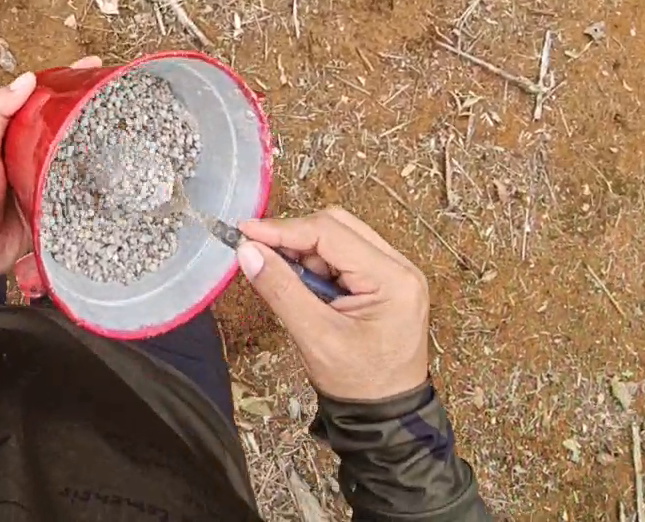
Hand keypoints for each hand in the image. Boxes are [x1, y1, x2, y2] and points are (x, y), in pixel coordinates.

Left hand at [0, 56, 101, 275]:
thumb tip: (28, 79)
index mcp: (14, 132)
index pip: (44, 98)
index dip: (68, 80)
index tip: (93, 66)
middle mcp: (32, 152)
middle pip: (66, 123)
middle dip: (91, 108)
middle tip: (118, 93)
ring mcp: (45, 179)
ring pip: (77, 154)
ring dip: (97, 143)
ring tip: (127, 126)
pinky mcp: (55, 206)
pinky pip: (79, 191)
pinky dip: (95, 182)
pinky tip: (117, 173)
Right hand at [236, 208, 429, 401]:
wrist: (386, 418)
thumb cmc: (357, 383)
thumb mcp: (315, 337)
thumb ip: (281, 289)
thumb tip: (247, 251)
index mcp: (393, 279)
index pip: (329, 233)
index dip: (283, 229)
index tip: (245, 232)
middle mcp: (399, 267)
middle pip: (335, 225)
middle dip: (294, 237)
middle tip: (262, 254)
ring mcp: (393, 271)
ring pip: (336, 234)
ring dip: (303, 249)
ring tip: (286, 277)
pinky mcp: (383, 279)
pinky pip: (341, 252)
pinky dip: (314, 261)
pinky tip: (303, 283)